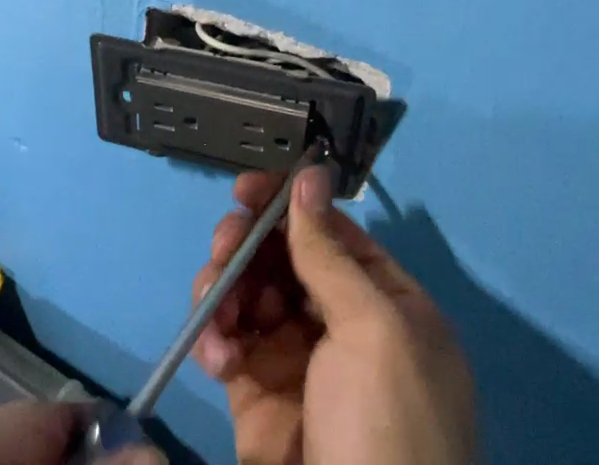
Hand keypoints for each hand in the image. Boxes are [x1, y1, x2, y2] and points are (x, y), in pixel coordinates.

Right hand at [190, 166, 476, 464]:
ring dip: (222, 290)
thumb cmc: (385, 424)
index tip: (244, 188)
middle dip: (245, 245)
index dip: (286, 203)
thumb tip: (310, 174)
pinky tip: (217, 360)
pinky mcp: (254, 388)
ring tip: (216, 314)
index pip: (329, 232)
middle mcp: (339, 323)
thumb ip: (330, 253)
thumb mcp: (374, 332)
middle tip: (225, 247)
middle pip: (278, 257)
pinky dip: (213, 339)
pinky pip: (224, 339)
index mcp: (384, 303)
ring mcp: (294, 356)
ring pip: (244, 292)